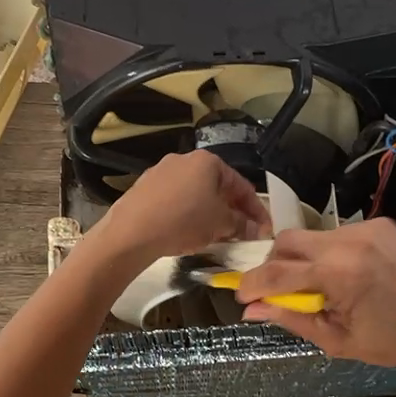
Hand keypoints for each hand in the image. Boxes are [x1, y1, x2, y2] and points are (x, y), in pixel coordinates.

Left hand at [84, 151, 271, 266]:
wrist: (131, 232)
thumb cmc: (183, 221)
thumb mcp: (220, 224)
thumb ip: (241, 224)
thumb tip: (255, 229)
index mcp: (208, 161)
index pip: (242, 185)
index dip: (256, 210)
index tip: (264, 229)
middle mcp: (184, 160)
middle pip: (218, 187)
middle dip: (232, 211)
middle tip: (241, 234)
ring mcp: (161, 172)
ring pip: (196, 193)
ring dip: (210, 213)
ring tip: (216, 236)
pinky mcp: (145, 188)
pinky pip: (175, 200)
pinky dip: (188, 214)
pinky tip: (187, 232)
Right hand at [235, 217, 395, 377]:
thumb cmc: (395, 343)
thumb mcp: (338, 341)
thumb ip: (292, 319)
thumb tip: (253, 309)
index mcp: (340, 273)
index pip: (278, 271)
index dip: (252, 283)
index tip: (240, 296)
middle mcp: (351, 241)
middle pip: (287, 240)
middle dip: (274, 265)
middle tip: (278, 292)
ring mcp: (367, 228)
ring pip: (312, 237)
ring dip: (303, 260)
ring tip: (319, 289)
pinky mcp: (380, 224)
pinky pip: (338, 235)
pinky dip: (329, 254)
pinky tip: (345, 278)